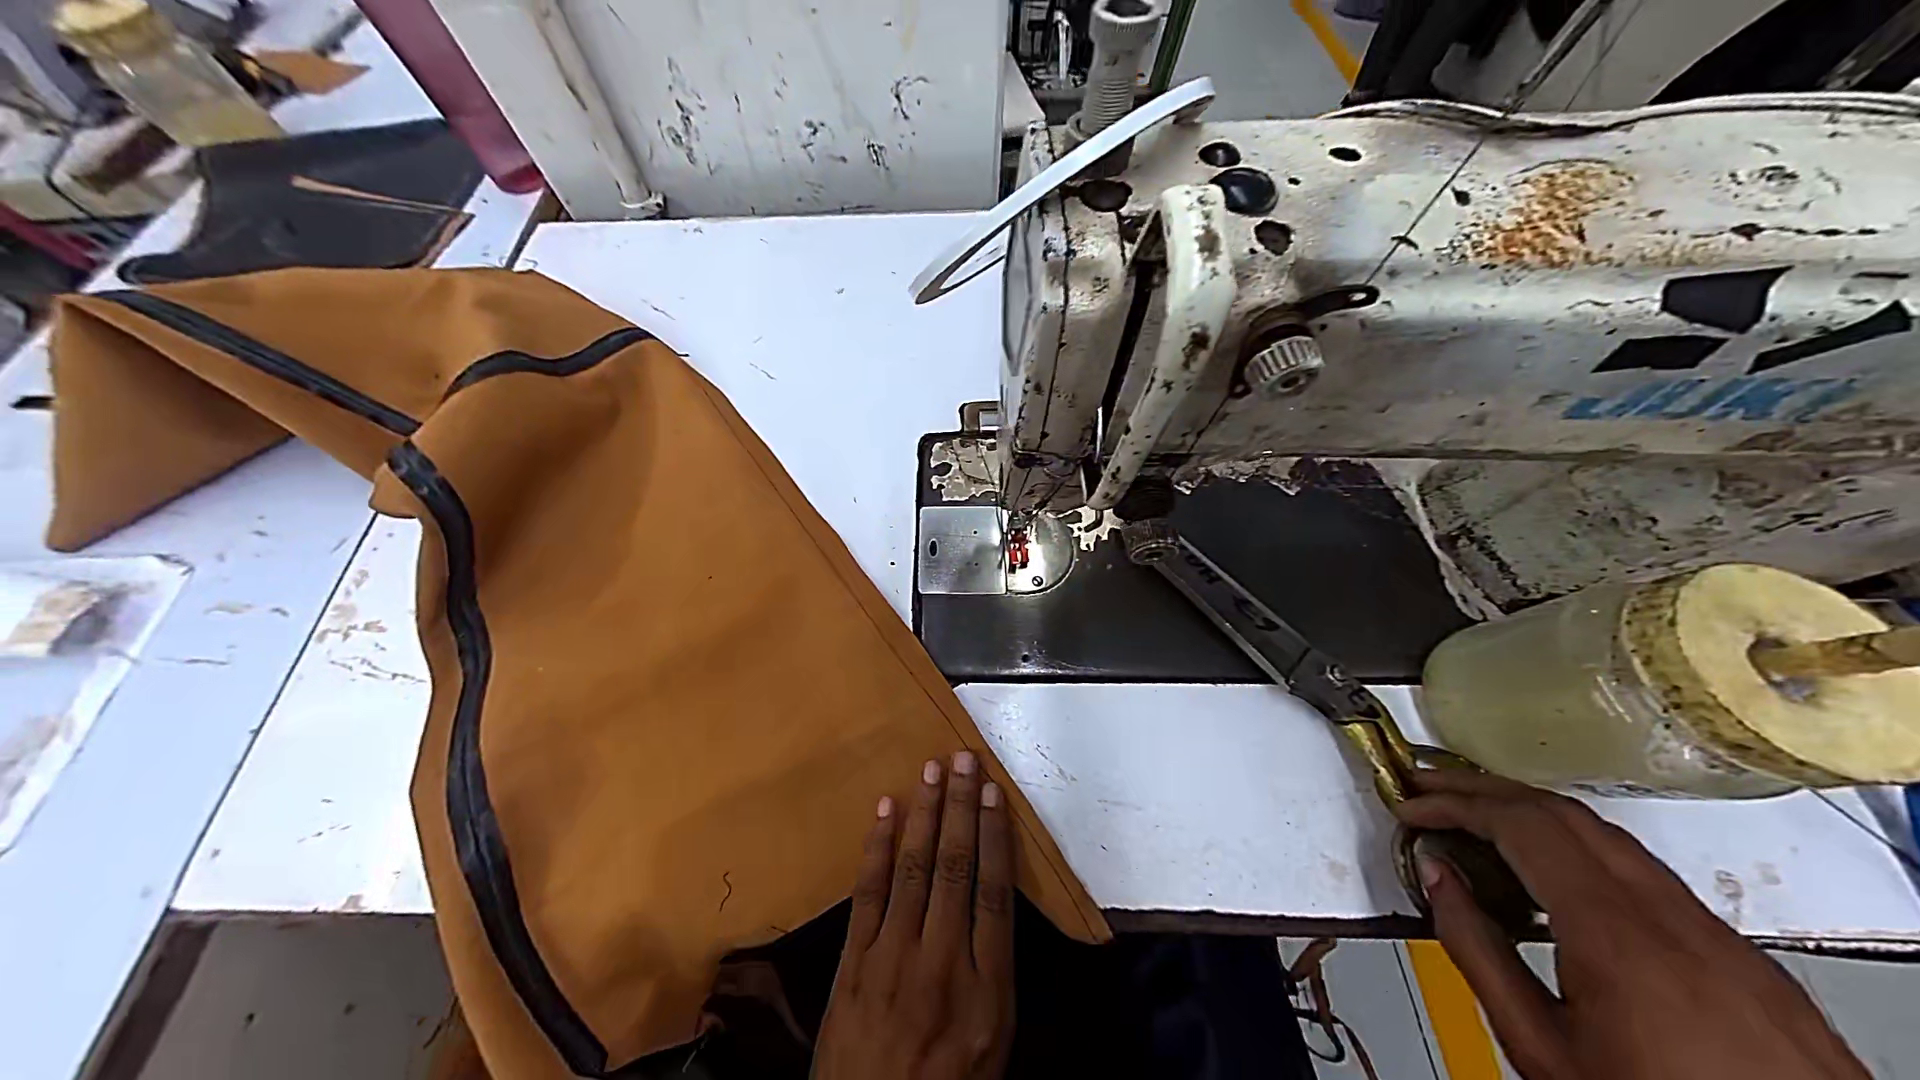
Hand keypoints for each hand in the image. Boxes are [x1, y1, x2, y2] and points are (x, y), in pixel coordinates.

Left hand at [813, 752, 1015, 1079]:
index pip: (995, 893)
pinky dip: (878, 848)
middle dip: (961, 809)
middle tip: (963, 760)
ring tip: (932, 771)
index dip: (995, 837)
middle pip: (955, 869)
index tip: (994, 793)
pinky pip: (868, 894)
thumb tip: (995, 899)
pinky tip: (886, 811)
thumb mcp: (994, 1041)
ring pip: (913, 872)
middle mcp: (942, 964)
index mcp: (987, 989)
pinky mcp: (853, 964)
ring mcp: (892, 960)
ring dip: (924, 815)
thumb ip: (995, 970)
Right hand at [1397, 770, 1868, 1079]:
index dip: (1455, 804)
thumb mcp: (1542, 1050)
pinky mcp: (1742, 956)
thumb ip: (1478, 953)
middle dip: (1484, 790)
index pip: (1522, 825)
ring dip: (1530, 813)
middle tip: (1431, 791)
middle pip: (1563, 813)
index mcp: (1619, 939)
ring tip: (1478, 820)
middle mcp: (1676, 922)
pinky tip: (1547, 872)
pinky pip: (1645, 871)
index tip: (1414, 807)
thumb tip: (1439, 881)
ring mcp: (1719, 935)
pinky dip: (1576, 847)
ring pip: (1607, 836)